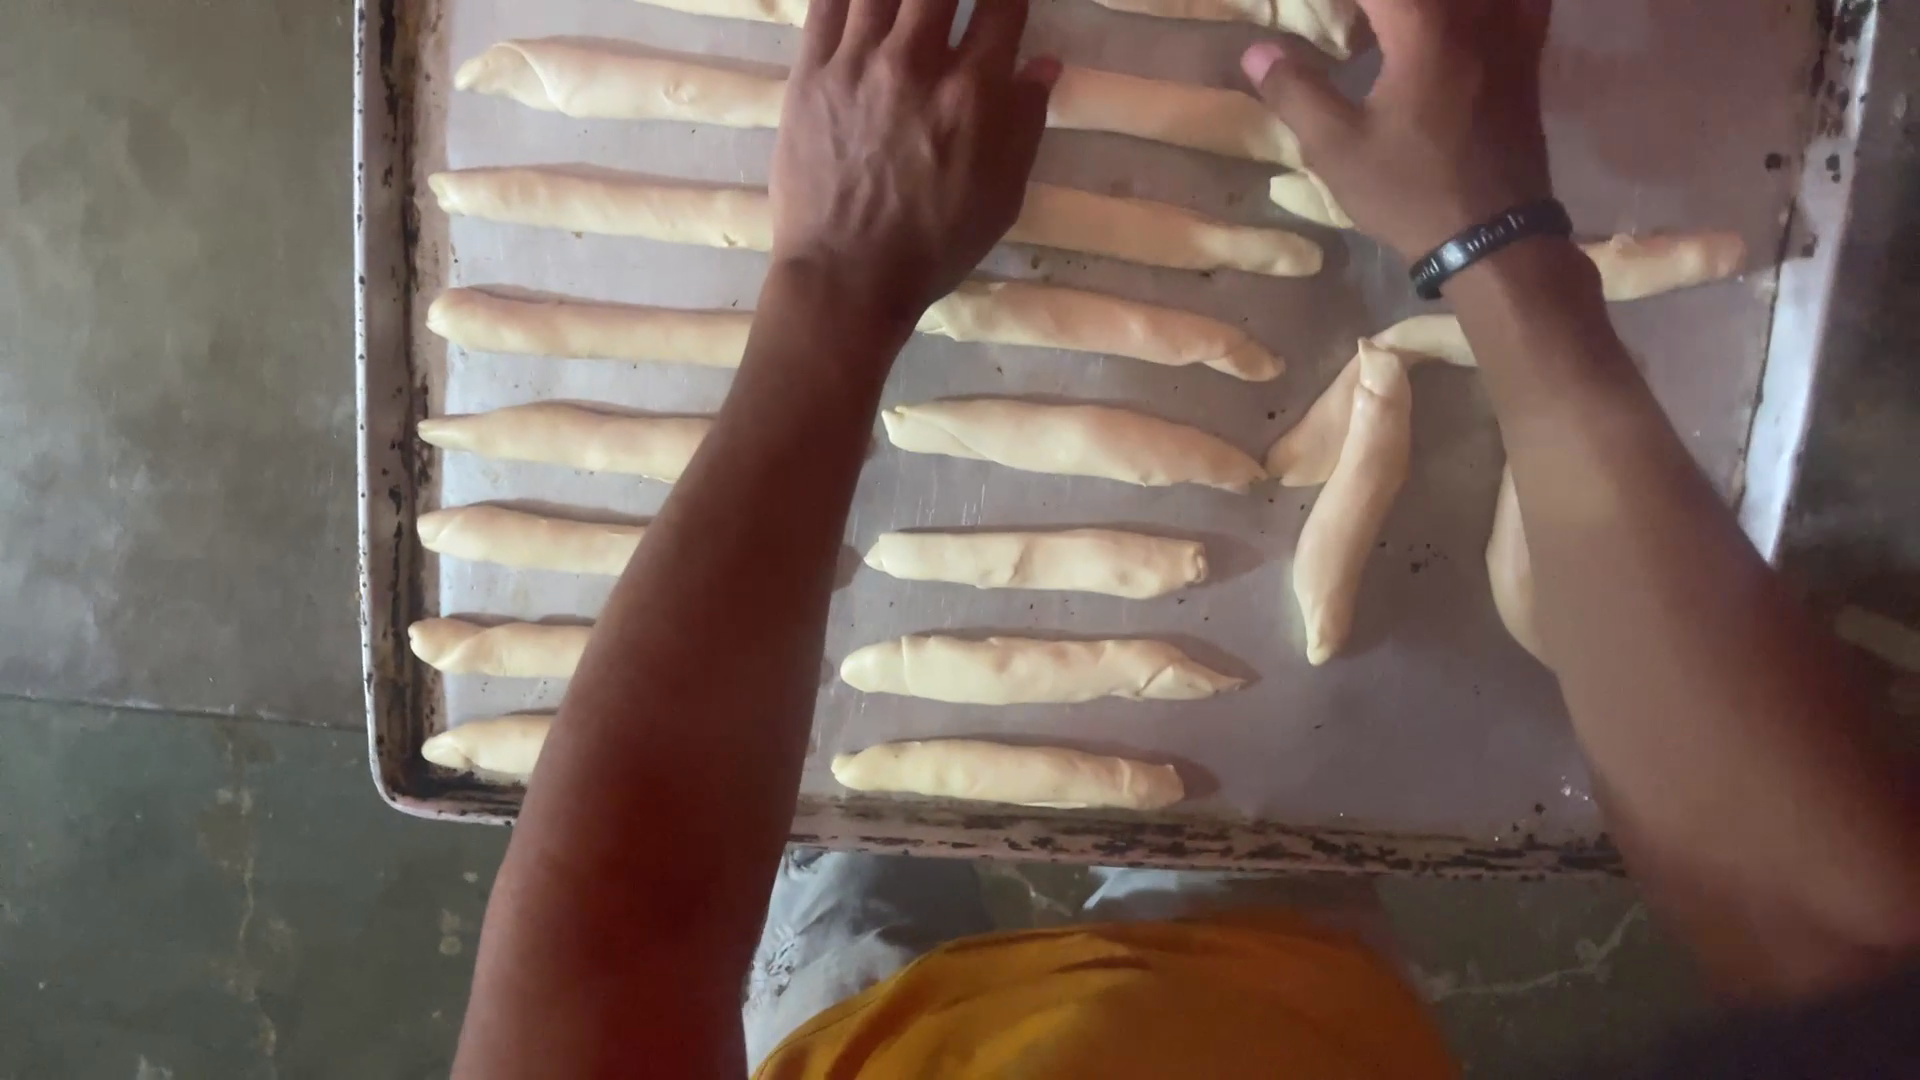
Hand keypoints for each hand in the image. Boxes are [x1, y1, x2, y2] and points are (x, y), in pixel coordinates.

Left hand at [771, 0, 1059, 319]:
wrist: (845, 279)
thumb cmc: (931, 251)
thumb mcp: (999, 203)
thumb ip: (1024, 129)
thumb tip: (1043, 66)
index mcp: (971, 96)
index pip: (1002, 5)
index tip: (1002, 5)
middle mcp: (916, 62)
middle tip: (953, 7)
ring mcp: (858, 62)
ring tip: (914, 8)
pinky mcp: (811, 72)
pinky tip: (866, 5)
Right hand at [1243, 0, 1554, 261]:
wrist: (1485, 229)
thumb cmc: (1404, 191)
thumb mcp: (1336, 149)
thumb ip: (1296, 93)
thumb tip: (1256, 52)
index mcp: (1423, 27)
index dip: (1337, 1)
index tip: (1310, 16)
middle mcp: (1475, 8)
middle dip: (1372, 5)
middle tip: (1346, 25)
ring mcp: (1510, 23)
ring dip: (1413, 10)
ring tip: (1385, 26)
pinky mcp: (1528, 46)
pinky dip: (1476, 8)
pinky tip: (1458, 23)